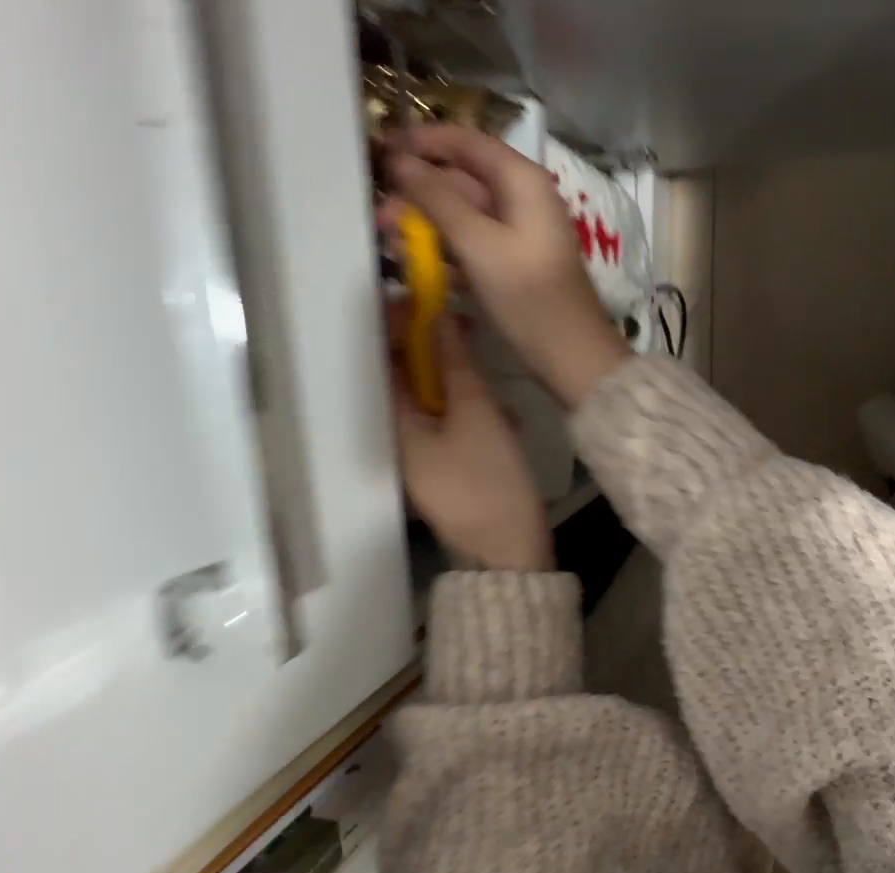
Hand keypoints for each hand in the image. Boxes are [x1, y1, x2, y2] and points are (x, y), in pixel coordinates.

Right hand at [384, 125, 629, 407]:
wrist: (571, 356)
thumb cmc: (529, 298)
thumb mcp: (479, 244)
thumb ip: (438, 200)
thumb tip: (401, 161)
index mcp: (521, 180)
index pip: (466, 142)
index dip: (422, 142)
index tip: (381, 151)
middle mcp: (522, 198)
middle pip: (460, 180)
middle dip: (418, 194)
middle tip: (379, 217)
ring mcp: (518, 233)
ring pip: (462, 215)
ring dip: (425, 226)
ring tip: (390, 245)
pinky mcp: (512, 265)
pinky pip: (472, 245)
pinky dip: (444, 251)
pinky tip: (415, 265)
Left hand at [387, 302, 552, 571]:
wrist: (509, 555)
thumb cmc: (491, 483)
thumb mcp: (479, 417)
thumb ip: (458, 365)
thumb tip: (438, 315)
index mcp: (399, 426)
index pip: (386, 361)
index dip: (398, 325)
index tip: (423, 296)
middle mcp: (404, 441)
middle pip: (412, 382)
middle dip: (438, 353)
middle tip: (468, 329)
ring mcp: (427, 461)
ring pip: (437, 404)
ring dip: (463, 385)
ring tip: (498, 385)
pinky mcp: (451, 473)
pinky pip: (454, 429)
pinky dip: (474, 415)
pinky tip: (506, 420)